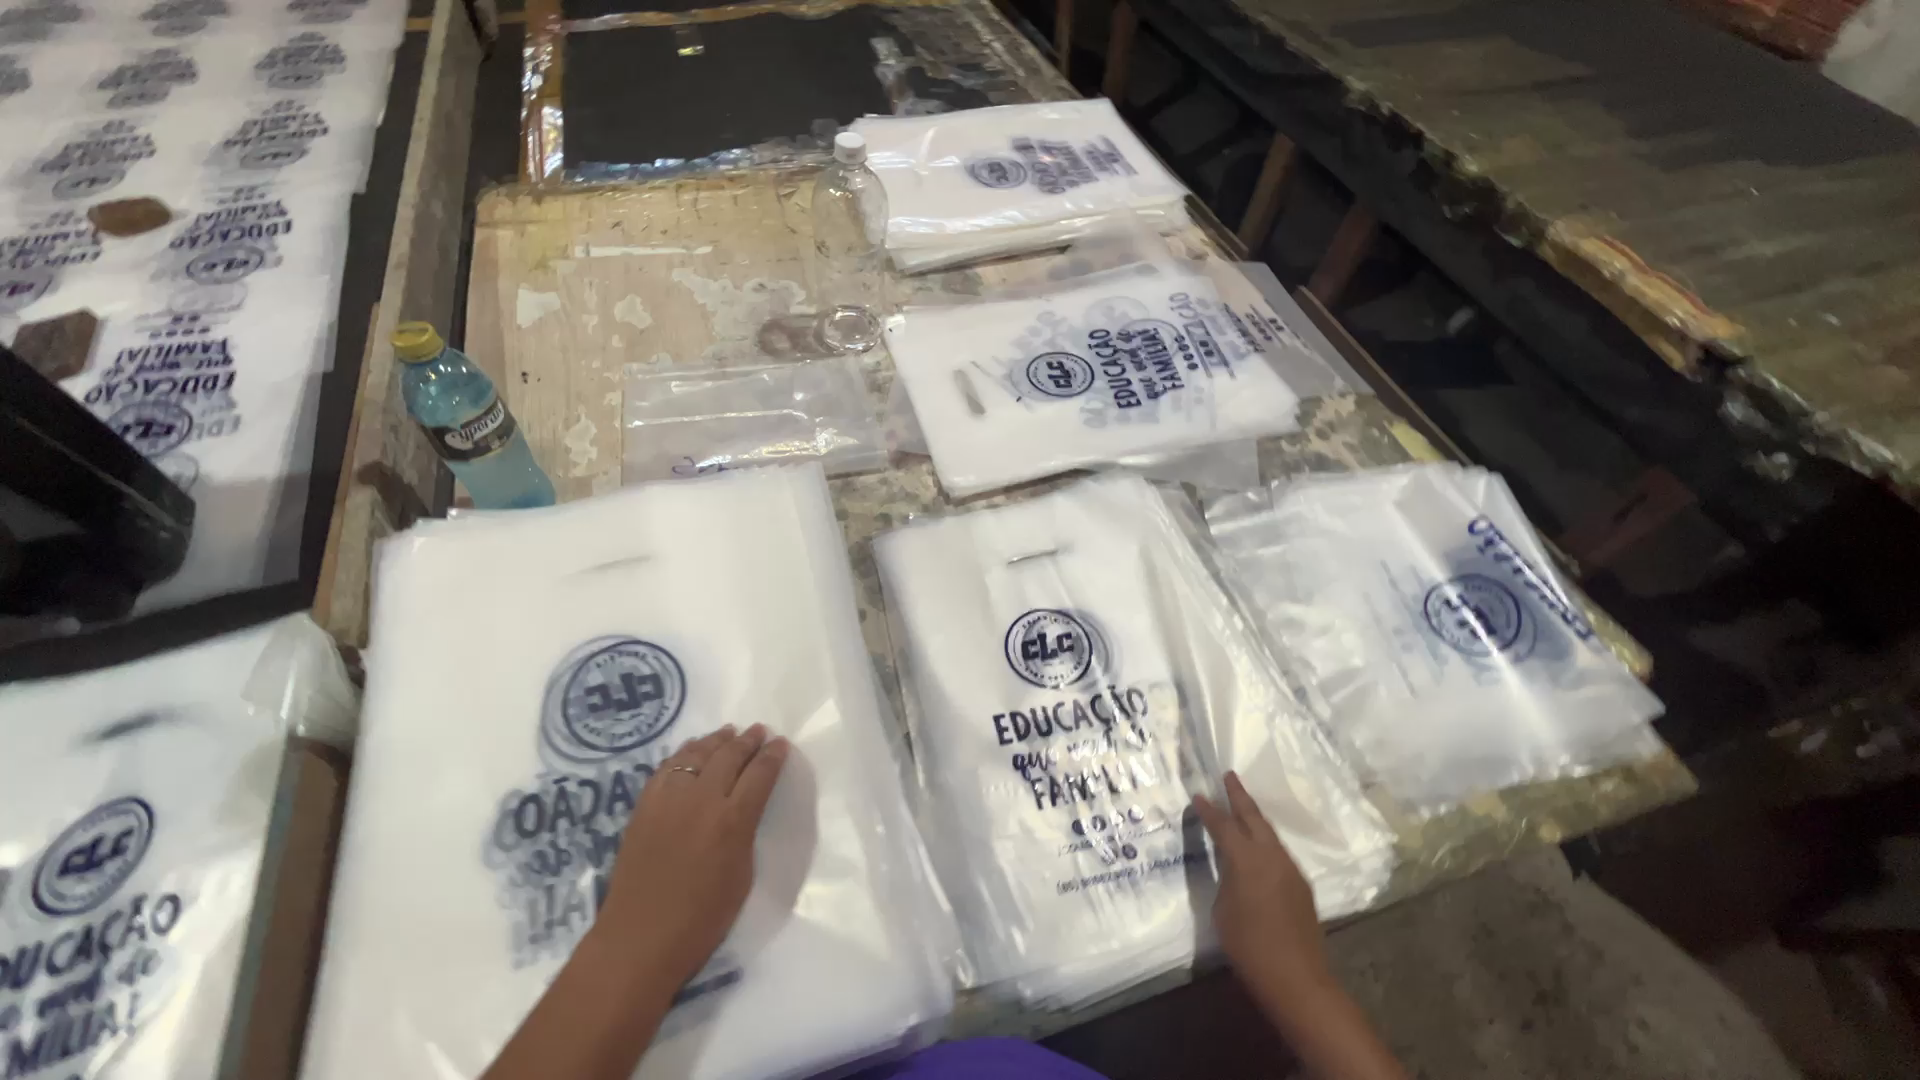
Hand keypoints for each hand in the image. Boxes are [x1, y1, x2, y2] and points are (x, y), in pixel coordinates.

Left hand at [595, 724, 789, 989]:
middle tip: (759, 731)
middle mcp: (702, 800)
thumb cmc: (702, 919)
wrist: (639, 939)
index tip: (781, 744)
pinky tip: (692, 750)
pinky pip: (668, 767)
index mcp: (733, 821)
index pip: (760, 774)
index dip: (773, 756)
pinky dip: (685, 753)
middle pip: (730, 756)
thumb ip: (744, 833)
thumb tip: (743, 810)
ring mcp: (669, 800)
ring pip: (697, 754)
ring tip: (729, 732)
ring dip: (717, 741)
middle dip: (748, 741)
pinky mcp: (644, 806)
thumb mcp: (741, 875)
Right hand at [1192, 771, 1332, 1000]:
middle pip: (1253, 818)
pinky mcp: (1301, 886)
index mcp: (1246, 859)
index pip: (1223, 826)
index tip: (1198, 794)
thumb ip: (1226, 880)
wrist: (1296, 978)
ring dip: (1254, 818)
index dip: (1209, 810)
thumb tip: (1231, 868)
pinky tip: (1258, 846)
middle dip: (1239, 796)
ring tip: (1241, 806)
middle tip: (1228, 776)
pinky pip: (1278, 852)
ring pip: (1269, 834)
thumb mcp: (1223, 910)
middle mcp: (1271, 856)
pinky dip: (1265, 840)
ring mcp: (1290, 869)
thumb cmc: (1248, 946)